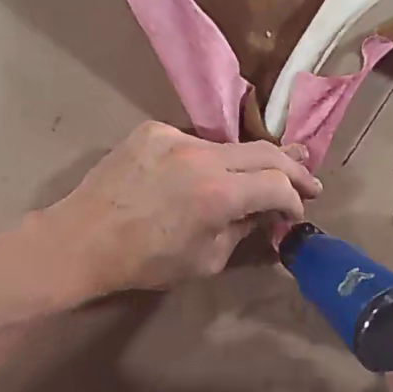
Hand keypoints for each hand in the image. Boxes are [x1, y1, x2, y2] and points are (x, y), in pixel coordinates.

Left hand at [44, 121, 320, 294]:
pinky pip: (198, 142)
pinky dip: (215, 157)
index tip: (299, 213)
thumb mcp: (206, 260)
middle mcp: (201, 155)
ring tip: (273, 170)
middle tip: (310, 182)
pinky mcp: (152, 130)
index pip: (277, 184)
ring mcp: (174, 136)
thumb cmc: (145, 261)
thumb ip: (243, 230)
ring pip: (232, 144)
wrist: (82, 240)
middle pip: (265, 151)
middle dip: (293, 168)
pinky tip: (216, 172)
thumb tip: (265, 214)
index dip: (296, 199)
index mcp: (216, 194)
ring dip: (255, 160)